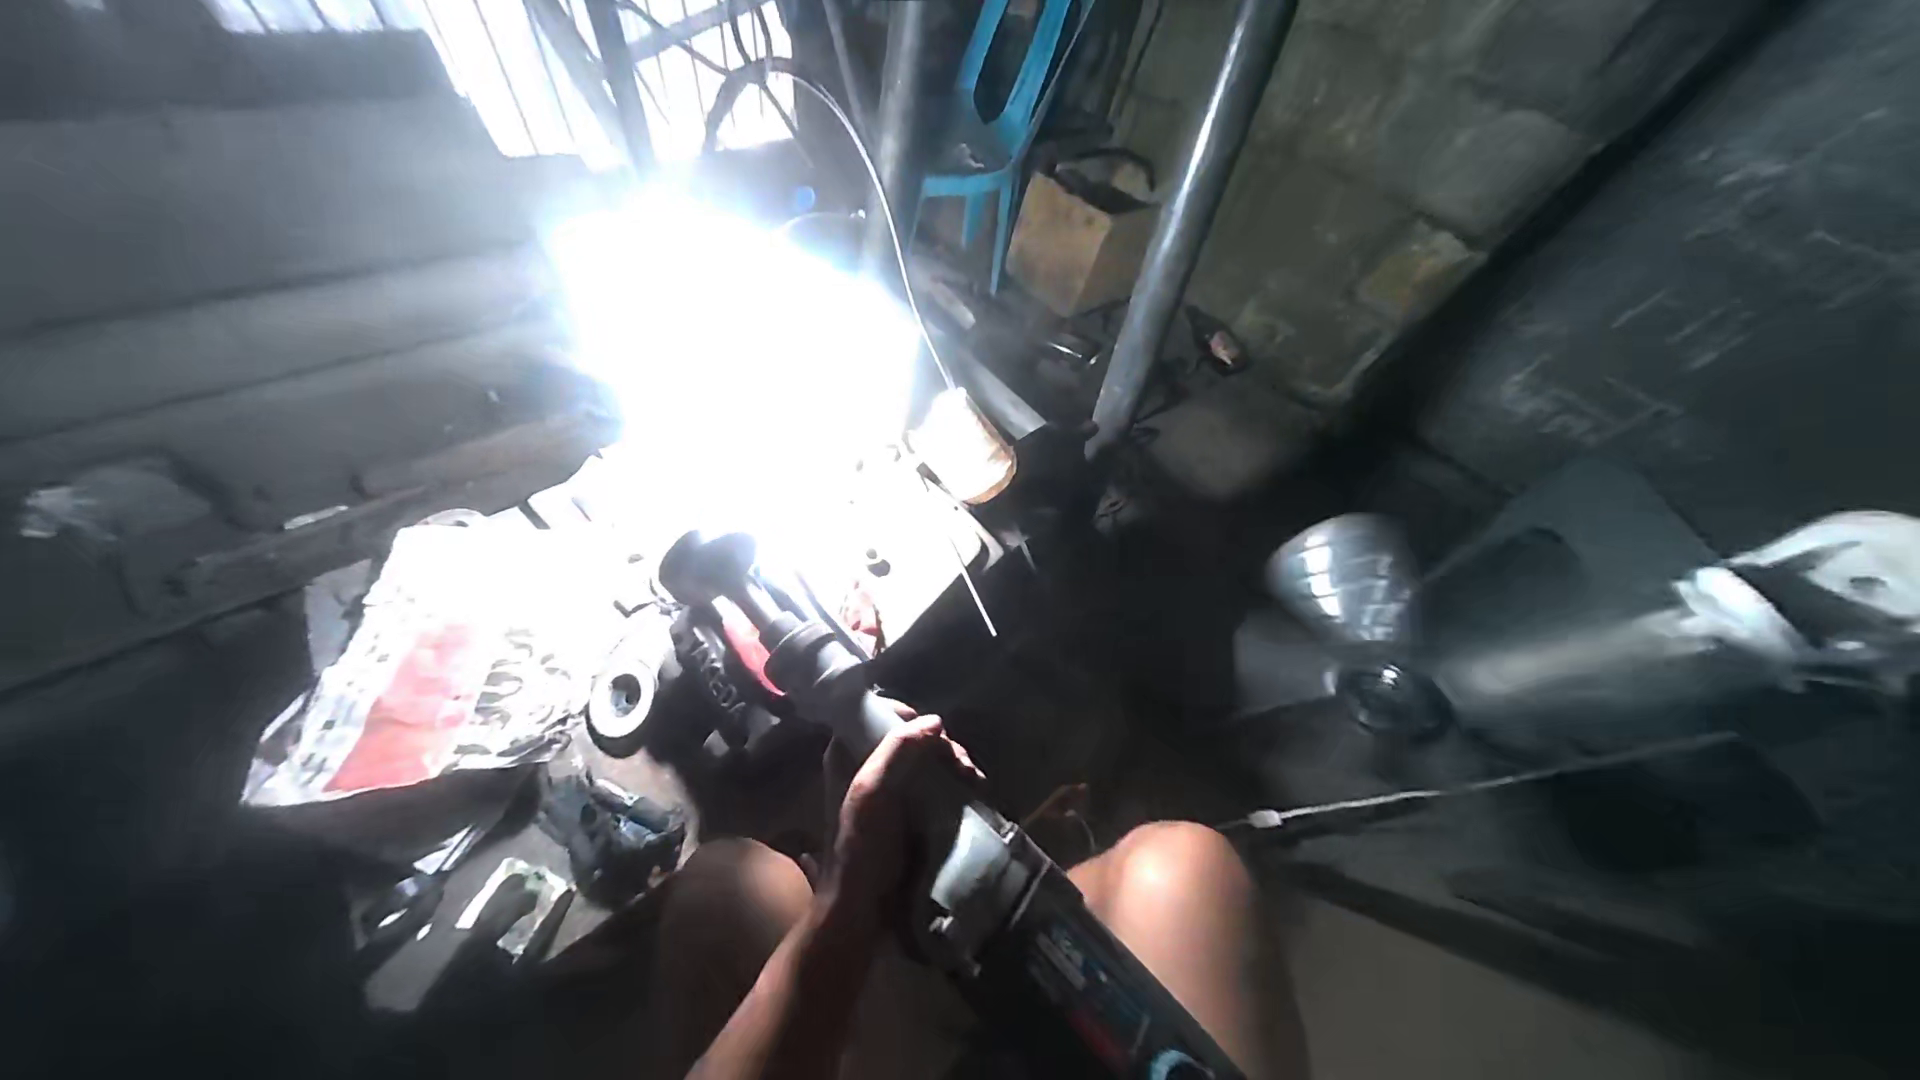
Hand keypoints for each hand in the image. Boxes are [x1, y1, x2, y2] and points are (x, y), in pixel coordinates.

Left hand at [828, 700, 981, 913]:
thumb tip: (936, 721)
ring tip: (973, 782)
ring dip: (953, 763)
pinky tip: (973, 791)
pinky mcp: (909, 810)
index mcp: (847, 753)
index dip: (909, 716)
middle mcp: (866, 764)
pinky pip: (935, 782)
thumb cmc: (861, 851)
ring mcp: (889, 788)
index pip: (879, 712)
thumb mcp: (872, 794)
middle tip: (962, 767)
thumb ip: (898, 750)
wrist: (862, 915)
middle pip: (910, 734)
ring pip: (927, 758)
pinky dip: (955, 782)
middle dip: (941, 745)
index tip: (936, 734)